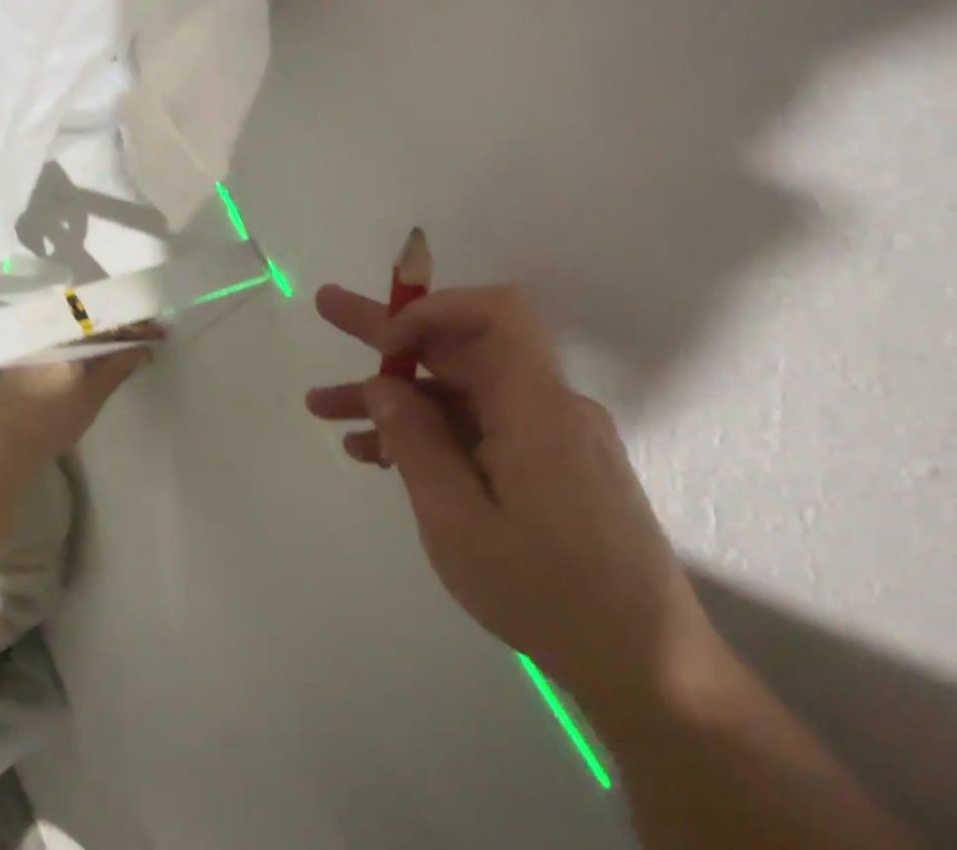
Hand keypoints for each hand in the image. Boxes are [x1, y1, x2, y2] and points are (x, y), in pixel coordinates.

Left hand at [0, 330, 160, 461]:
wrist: (2, 445)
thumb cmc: (50, 420)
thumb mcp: (92, 395)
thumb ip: (118, 366)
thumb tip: (144, 348)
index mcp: (61, 332)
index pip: (106, 316)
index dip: (136, 322)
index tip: (160, 331)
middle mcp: (46, 329)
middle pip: (92, 319)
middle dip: (123, 326)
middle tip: (152, 337)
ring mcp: (34, 342)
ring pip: (78, 330)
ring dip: (106, 335)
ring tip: (132, 346)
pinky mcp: (28, 356)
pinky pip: (65, 340)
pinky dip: (86, 345)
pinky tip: (101, 355)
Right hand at [305, 285, 720, 705]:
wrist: (645, 662)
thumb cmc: (544, 590)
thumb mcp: (455, 519)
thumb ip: (416, 443)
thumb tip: (384, 386)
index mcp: (537, 410)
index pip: (494, 315)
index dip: (431, 309)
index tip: (380, 342)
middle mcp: (550, 410)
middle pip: (464, 350)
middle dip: (390, 338)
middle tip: (327, 311)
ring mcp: (553, 440)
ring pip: (462, 396)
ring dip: (396, 399)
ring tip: (326, 412)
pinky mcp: (553, 469)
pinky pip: (481, 431)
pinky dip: (430, 434)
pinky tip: (379, 457)